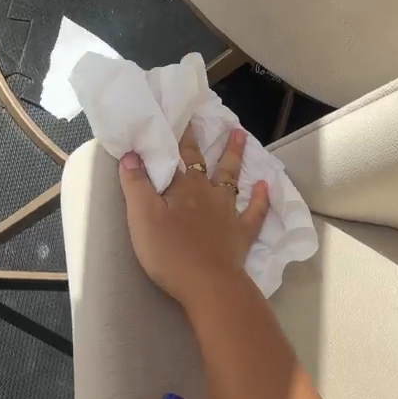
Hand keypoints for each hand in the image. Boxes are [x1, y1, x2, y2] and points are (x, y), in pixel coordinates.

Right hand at [118, 127, 269, 305]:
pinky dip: (261, 198)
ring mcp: (227, 212)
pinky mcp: (242, 234)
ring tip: (240, 136)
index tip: (179, 114)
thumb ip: (136, 184)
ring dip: (235, 156)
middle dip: (201, 140)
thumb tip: (131, 153)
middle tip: (208, 117)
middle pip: (203, 161)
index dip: (176, 135)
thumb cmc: (170, 251)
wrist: (208, 284)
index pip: (176, 155)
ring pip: (231, 178)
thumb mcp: (142, 217)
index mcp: (182, 187)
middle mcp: (207, 193)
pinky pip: (255, 212)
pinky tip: (265, 186)